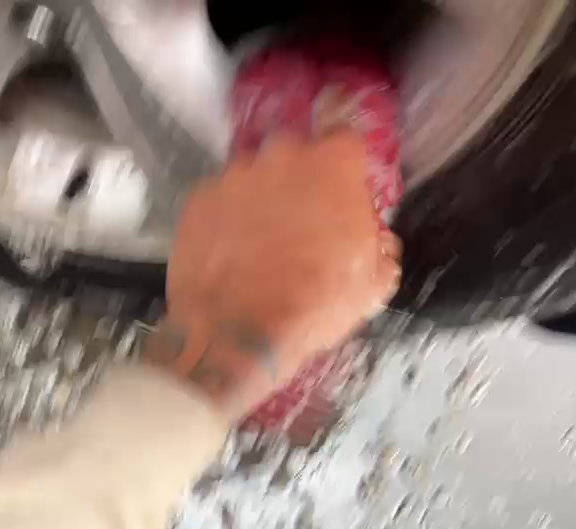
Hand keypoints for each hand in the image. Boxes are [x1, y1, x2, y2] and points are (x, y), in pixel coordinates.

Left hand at [149, 132, 400, 421]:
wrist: (236, 335)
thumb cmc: (308, 306)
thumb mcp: (371, 281)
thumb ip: (380, 245)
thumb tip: (377, 244)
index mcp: (334, 161)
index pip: (345, 146)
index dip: (341, 175)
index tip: (337, 198)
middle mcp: (281, 156)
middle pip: (293, 157)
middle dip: (296, 185)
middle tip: (295, 226)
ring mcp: (232, 178)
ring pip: (250, 179)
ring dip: (255, 202)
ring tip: (256, 246)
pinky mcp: (195, 204)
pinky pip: (214, 204)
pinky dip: (220, 222)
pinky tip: (226, 254)